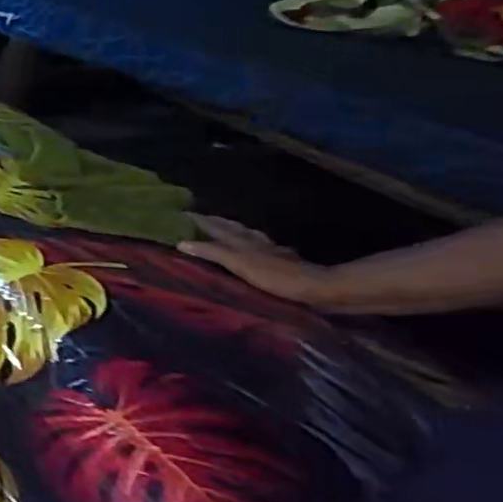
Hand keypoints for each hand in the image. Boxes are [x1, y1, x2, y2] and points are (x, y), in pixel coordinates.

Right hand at [178, 213, 333, 305]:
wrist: (321, 288)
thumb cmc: (275, 276)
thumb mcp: (238, 264)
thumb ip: (211, 252)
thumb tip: (181, 242)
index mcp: (241, 242)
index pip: (215, 227)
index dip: (199, 220)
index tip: (182, 212)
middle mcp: (255, 243)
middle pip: (234, 228)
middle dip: (218, 221)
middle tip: (204, 217)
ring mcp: (272, 251)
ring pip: (250, 236)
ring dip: (237, 230)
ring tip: (228, 228)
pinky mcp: (285, 262)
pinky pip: (265, 247)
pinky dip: (256, 244)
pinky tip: (259, 247)